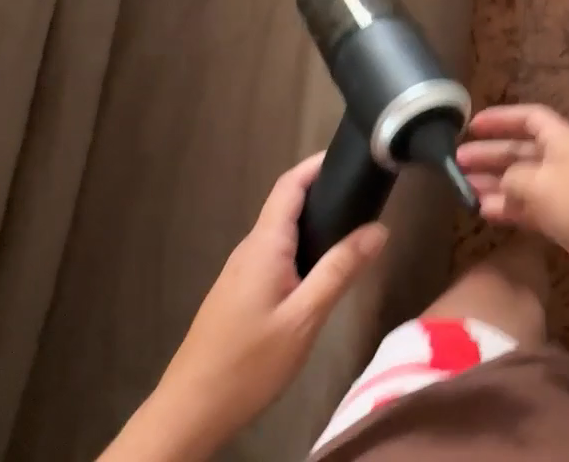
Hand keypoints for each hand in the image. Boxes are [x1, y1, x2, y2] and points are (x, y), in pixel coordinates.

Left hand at [108, 153, 387, 459]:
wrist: (189, 412)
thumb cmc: (248, 363)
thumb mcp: (304, 318)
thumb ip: (340, 270)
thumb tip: (378, 229)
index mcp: (264, 246)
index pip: (289, 186)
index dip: (316, 164)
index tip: (350, 155)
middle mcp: (249, 251)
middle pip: (287, 206)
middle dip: (324, 192)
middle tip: (366, 192)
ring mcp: (241, 273)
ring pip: (283, 233)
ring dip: (316, 222)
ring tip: (356, 226)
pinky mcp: (240, 294)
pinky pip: (277, 255)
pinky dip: (304, 247)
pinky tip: (325, 268)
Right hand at [457, 105, 568, 292]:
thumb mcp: (538, 183)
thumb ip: (511, 177)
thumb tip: (499, 182)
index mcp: (561, 139)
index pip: (529, 118)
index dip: (501, 118)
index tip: (472, 124)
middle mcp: (561, 160)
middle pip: (521, 150)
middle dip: (490, 154)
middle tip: (456, 162)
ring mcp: (562, 190)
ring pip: (521, 180)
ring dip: (493, 183)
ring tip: (462, 187)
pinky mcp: (562, 219)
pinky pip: (528, 206)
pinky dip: (507, 207)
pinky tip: (482, 211)